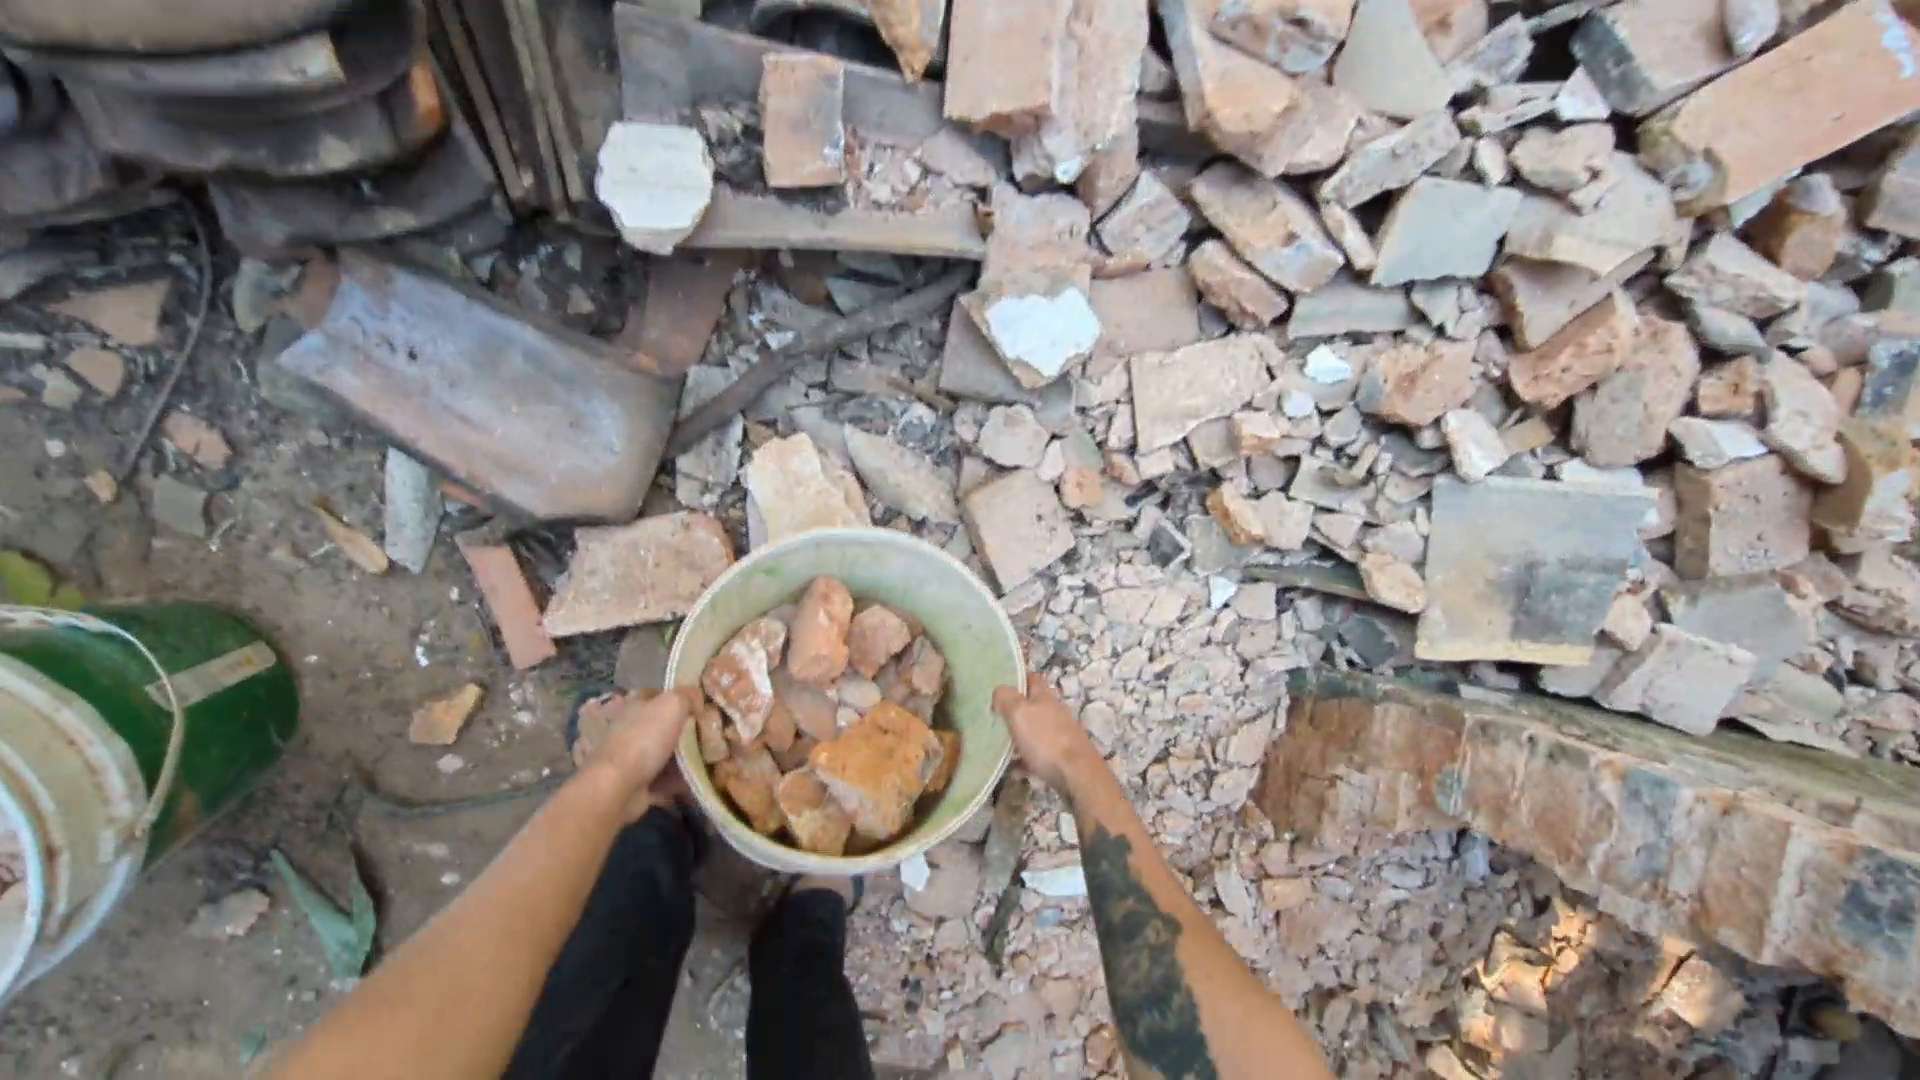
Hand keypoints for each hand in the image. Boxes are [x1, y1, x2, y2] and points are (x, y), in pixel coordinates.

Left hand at [582, 688, 702, 820]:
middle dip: (682, 731)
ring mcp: (630, 760)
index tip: (699, 706)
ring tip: (708, 758)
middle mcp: (629, 731)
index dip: (677, 698)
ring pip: (662, 754)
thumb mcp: (672, 705)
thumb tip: (698, 698)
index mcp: (634, 708)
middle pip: (660, 727)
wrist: (618, 786)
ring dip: (682, 758)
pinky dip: (677, 781)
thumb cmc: (645, 739)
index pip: (655, 696)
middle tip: (708, 734)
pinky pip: (662, 780)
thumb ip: (687, 696)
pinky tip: (696, 780)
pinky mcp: (635, 785)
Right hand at [992, 674, 1100, 793]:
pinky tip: (1015, 769)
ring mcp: (1062, 735)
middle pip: (1034, 706)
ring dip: (1020, 736)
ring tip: (1000, 746)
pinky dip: (1027, 759)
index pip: (1032, 679)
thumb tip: (999, 692)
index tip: (1000, 688)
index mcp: (1045, 697)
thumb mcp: (1019, 713)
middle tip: (996, 719)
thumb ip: (1006, 698)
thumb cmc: (1045, 740)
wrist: (1077, 775)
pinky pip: (1040, 754)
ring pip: (1036, 730)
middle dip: (1016, 711)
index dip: (1017, 679)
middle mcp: (1056, 713)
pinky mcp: (1064, 757)